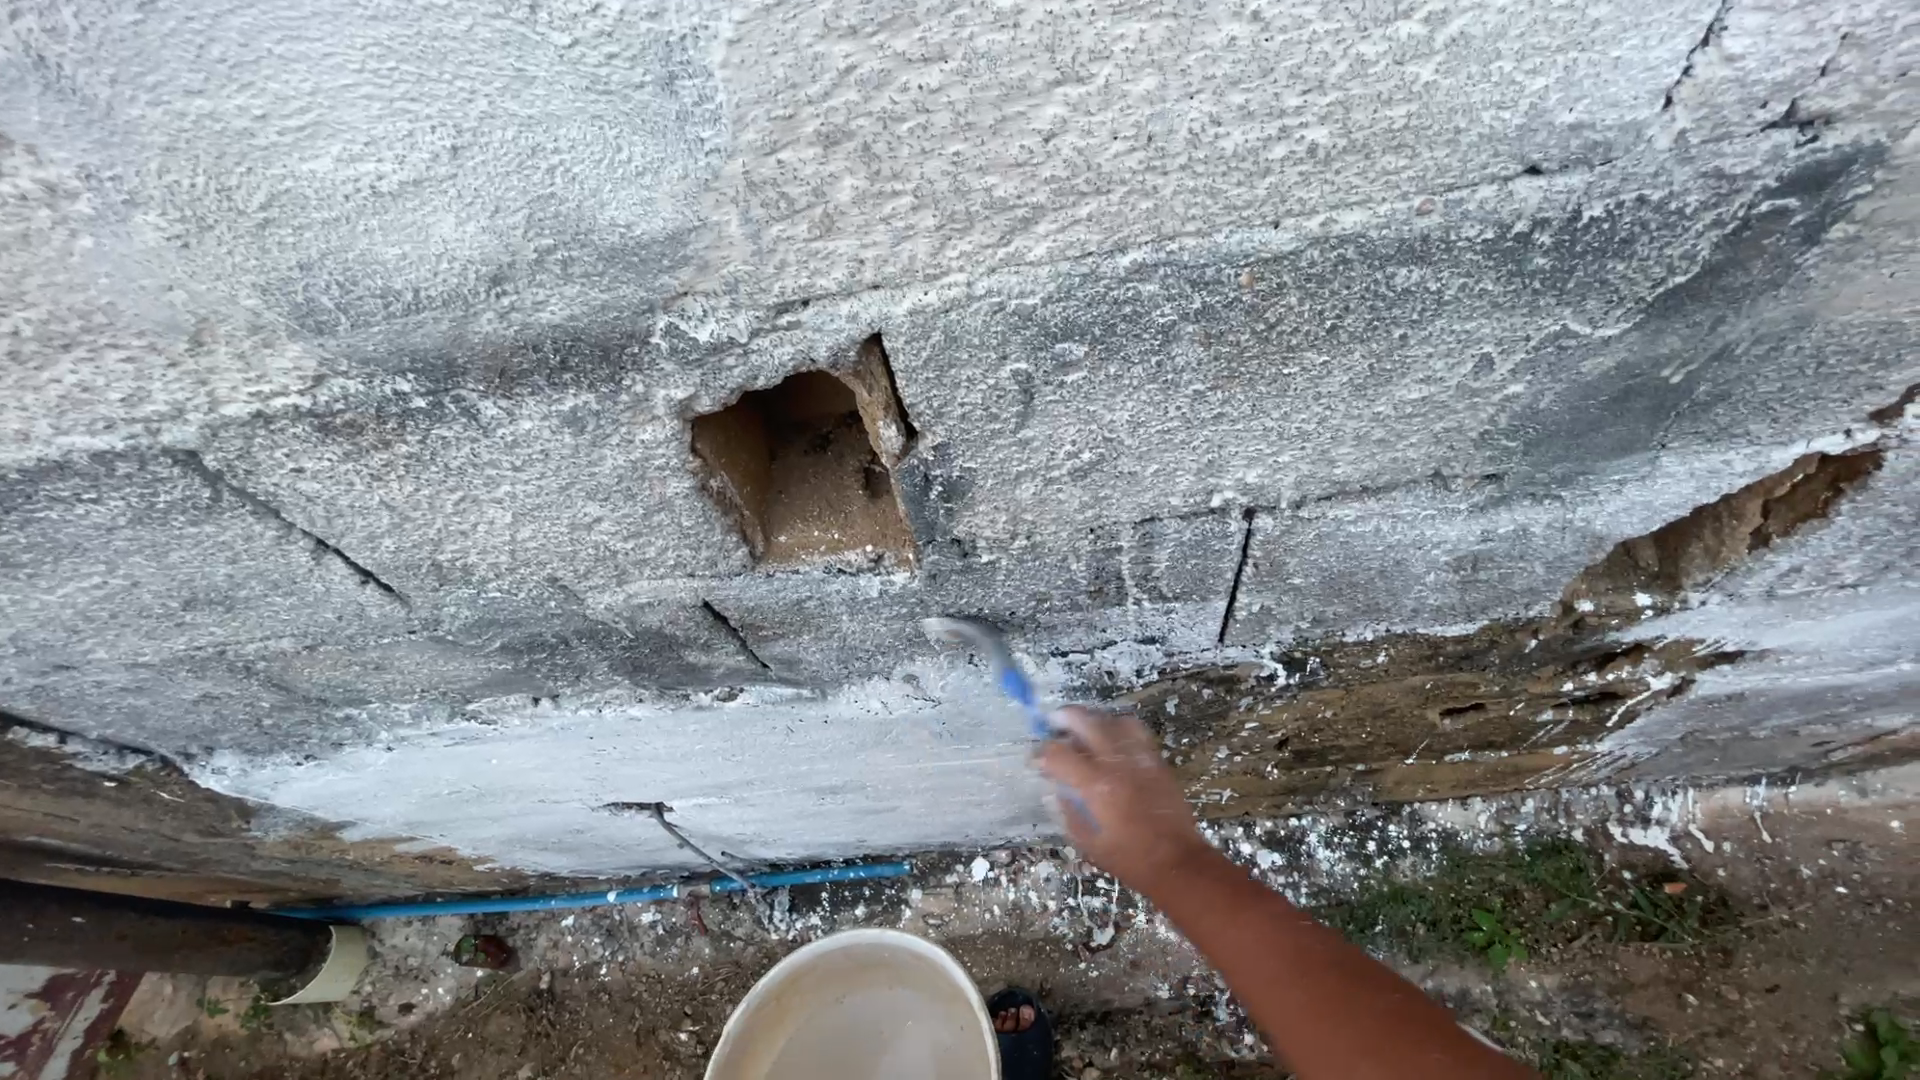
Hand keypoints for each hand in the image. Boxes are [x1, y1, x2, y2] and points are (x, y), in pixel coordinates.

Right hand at [1036, 706, 1218, 895]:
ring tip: (1083, 729)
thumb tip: (1053, 787)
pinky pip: (1135, 730)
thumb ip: (1067, 810)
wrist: (1177, 862)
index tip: (1035, 760)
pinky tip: (1112, 739)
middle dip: (1063, 717)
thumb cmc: (1129, 858)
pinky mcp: (1157, 760)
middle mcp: (1115, 763)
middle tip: (1053, 723)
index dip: (1040, 753)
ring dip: (1092, 719)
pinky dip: (1118, 727)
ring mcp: (1139, 758)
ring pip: (1111, 718)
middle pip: (1085, 720)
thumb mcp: (1087, 841)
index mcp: (1095, 786)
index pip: (1057, 753)